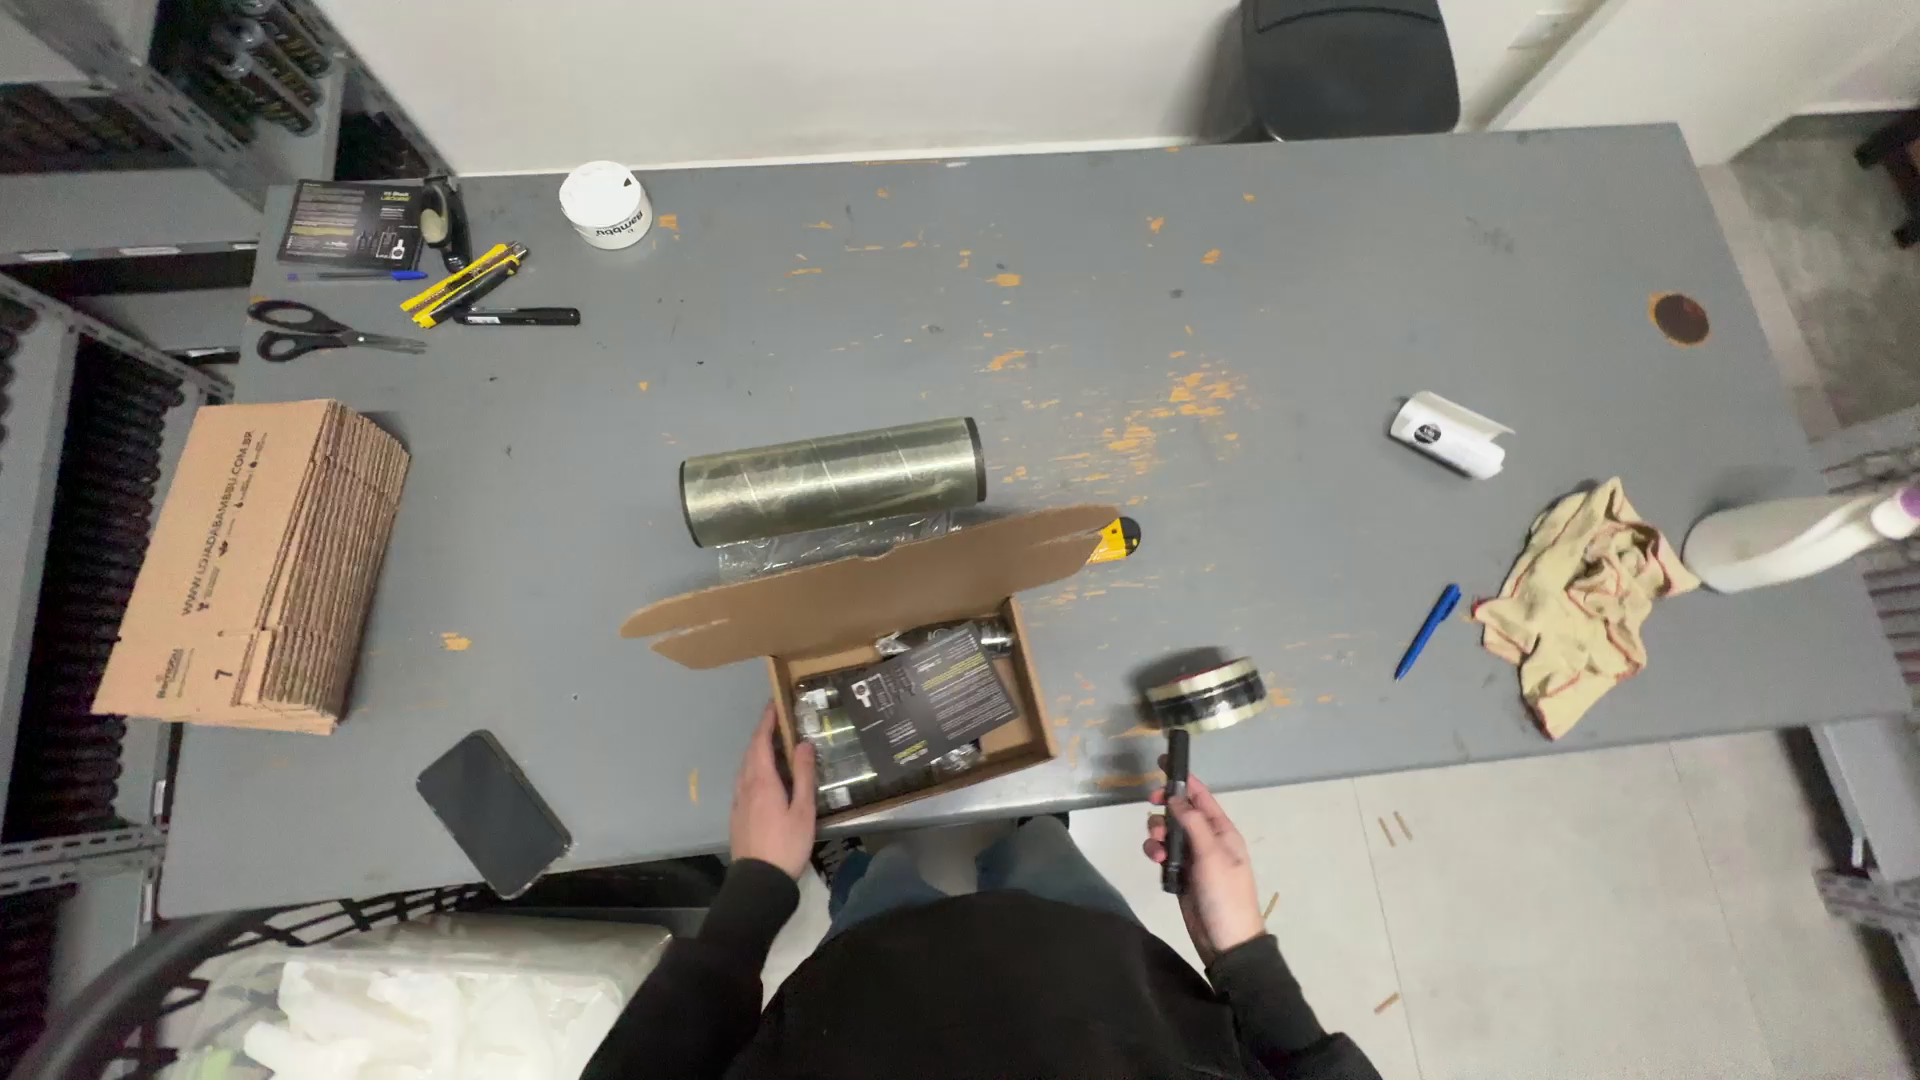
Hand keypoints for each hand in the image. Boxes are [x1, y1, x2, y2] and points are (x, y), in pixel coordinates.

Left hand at [731, 702, 816, 878]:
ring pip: (745, 766)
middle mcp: (746, 786)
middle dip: (762, 732)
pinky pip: (744, 780)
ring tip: (774, 743)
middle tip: (778, 719)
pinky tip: (765, 775)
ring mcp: (738, 801)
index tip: (775, 703)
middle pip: (751, 751)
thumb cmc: (786, 844)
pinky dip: (754, 766)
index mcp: (762, 781)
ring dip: (757, 749)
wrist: (759, 883)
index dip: (767, 721)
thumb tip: (803, 743)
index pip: (761, 742)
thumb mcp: (803, 810)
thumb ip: (802, 775)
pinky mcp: (737, 814)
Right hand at [1144, 767, 1264, 964]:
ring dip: (1157, 834)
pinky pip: (1162, 851)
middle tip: (1151, 805)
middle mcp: (1206, 839)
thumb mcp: (1212, 855)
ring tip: (1157, 849)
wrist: (1225, 941)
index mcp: (1222, 831)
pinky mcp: (1179, 872)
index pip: (1200, 796)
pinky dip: (1155, 852)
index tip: (1162, 763)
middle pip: (1179, 810)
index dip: (1182, 779)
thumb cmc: (1225, 894)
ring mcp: (1192, 856)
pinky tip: (1156, 861)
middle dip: (1163, 808)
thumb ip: (1193, 823)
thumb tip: (1176, 797)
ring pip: (1166, 831)